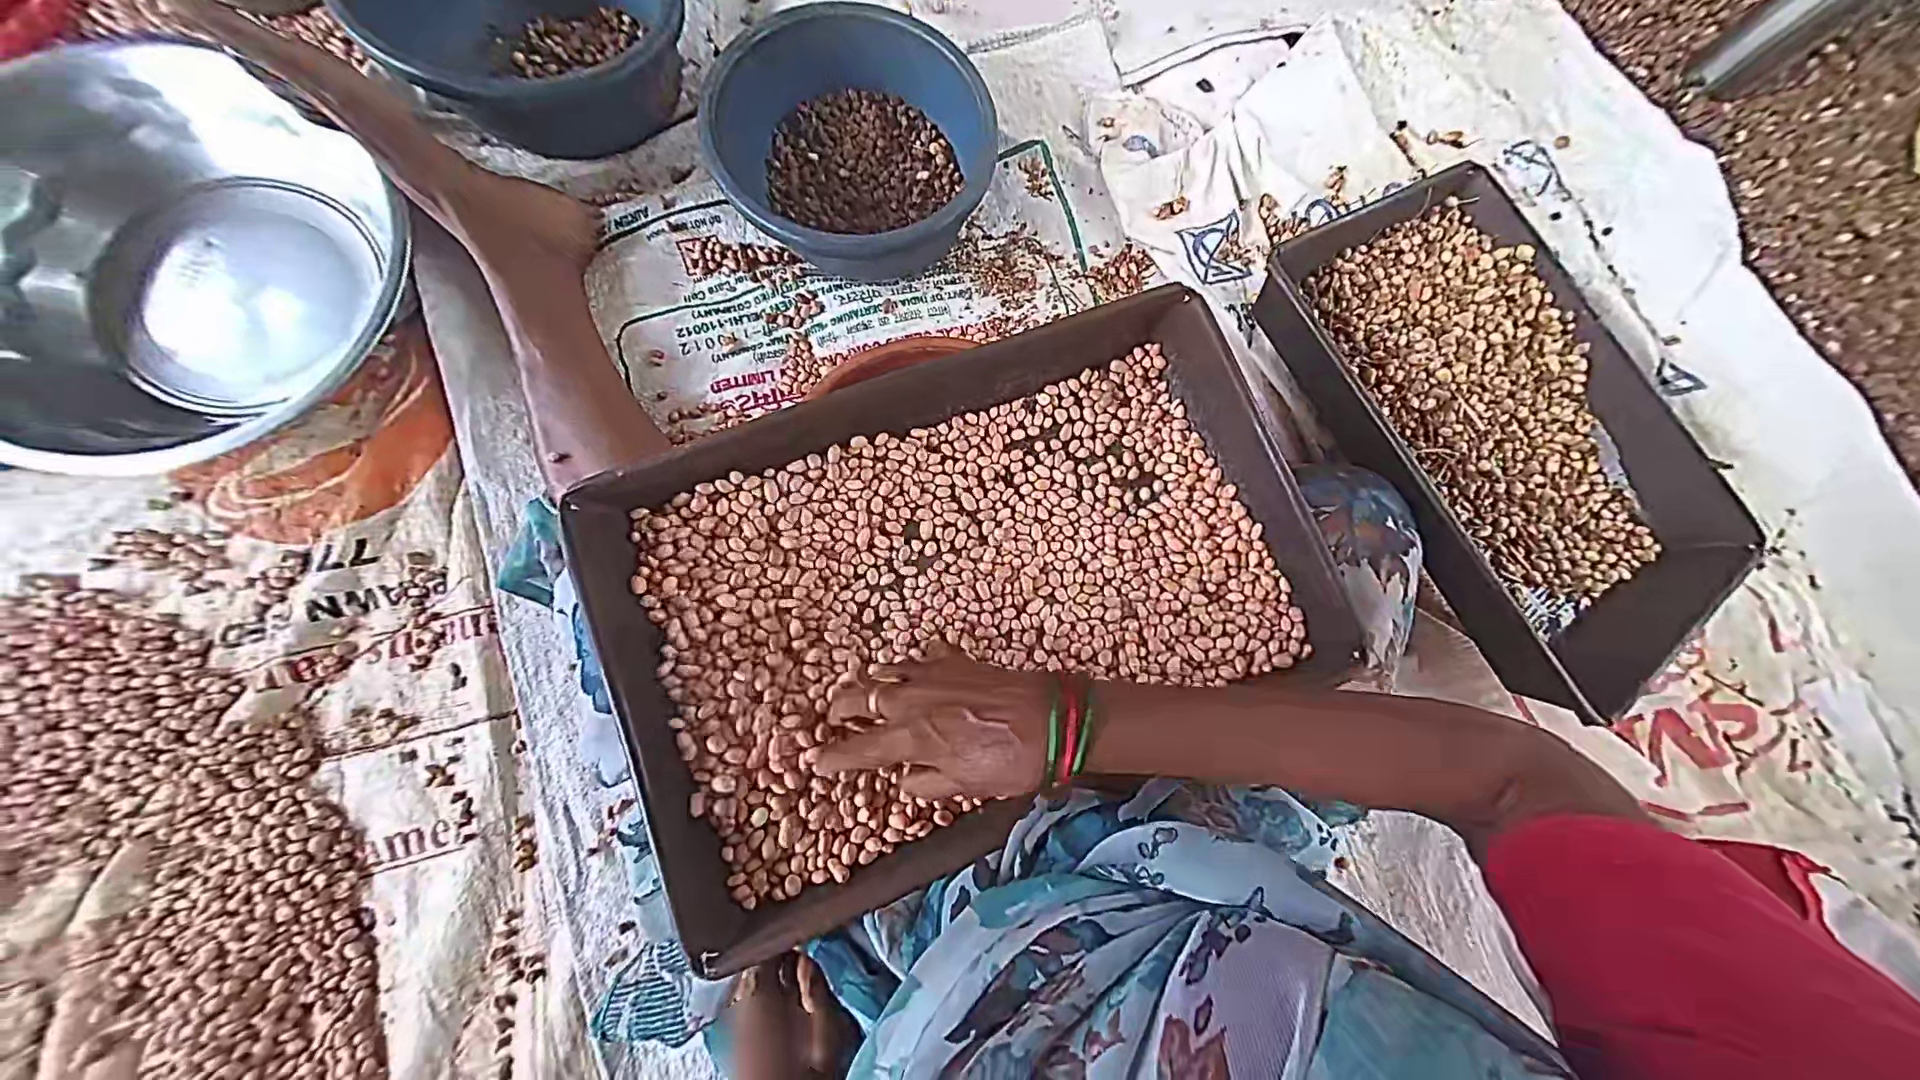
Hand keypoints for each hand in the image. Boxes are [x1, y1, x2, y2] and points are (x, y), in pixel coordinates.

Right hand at [815, 648, 1055, 800]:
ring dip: (868, 684)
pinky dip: (907, 667)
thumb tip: (905, 780)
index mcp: (913, 738)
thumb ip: (928, 784)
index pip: (860, 749)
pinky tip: (910, 672)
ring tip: (862, 693)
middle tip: (834, 718)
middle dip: (840, 709)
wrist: (1053, 717)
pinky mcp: (954, 660)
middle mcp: (913, 701)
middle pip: (858, 699)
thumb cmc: (1012, 761)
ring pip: (884, 673)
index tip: (818, 760)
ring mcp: (932, 674)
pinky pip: (918, 658)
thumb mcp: (968, 786)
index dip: (835, 756)